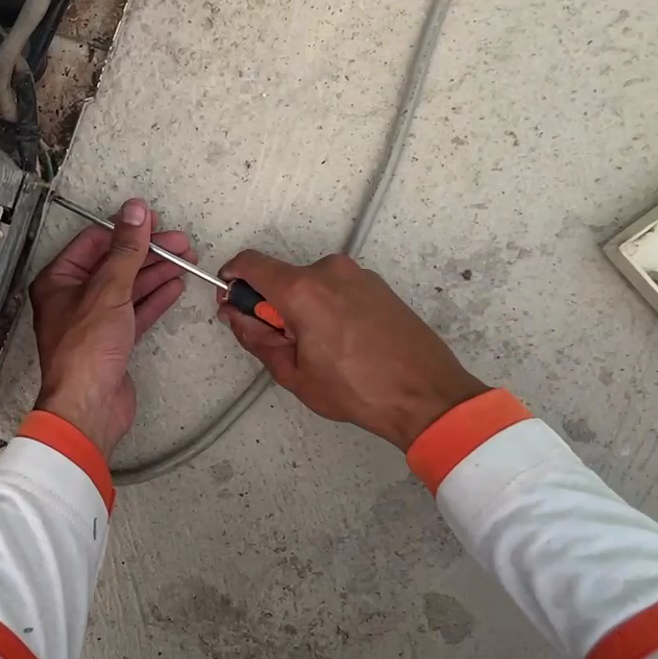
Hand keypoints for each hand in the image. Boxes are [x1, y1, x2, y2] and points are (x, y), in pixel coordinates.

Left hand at [31, 198, 193, 455]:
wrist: (89, 406)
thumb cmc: (84, 353)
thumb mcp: (108, 290)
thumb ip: (125, 250)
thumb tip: (135, 212)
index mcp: (58, 281)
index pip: (94, 242)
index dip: (125, 230)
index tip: (154, 222)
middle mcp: (72, 298)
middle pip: (114, 264)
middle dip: (148, 252)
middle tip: (180, 243)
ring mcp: (93, 320)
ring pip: (128, 287)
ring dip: (156, 272)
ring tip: (186, 259)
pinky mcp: (112, 340)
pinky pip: (135, 311)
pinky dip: (154, 298)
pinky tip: (174, 286)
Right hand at [217, 251, 488, 449]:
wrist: (426, 395)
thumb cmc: (357, 389)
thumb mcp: (291, 372)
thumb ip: (255, 337)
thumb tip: (235, 316)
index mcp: (301, 289)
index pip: (250, 263)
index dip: (232, 279)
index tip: (231, 299)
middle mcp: (329, 271)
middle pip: (281, 277)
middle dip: (271, 305)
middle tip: (281, 342)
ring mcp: (358, 275)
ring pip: (310, 285)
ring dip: (302, 308)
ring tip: (319, 349)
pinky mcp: (378, 285)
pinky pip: (337, 289)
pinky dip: (327, 308)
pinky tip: (341, 343)